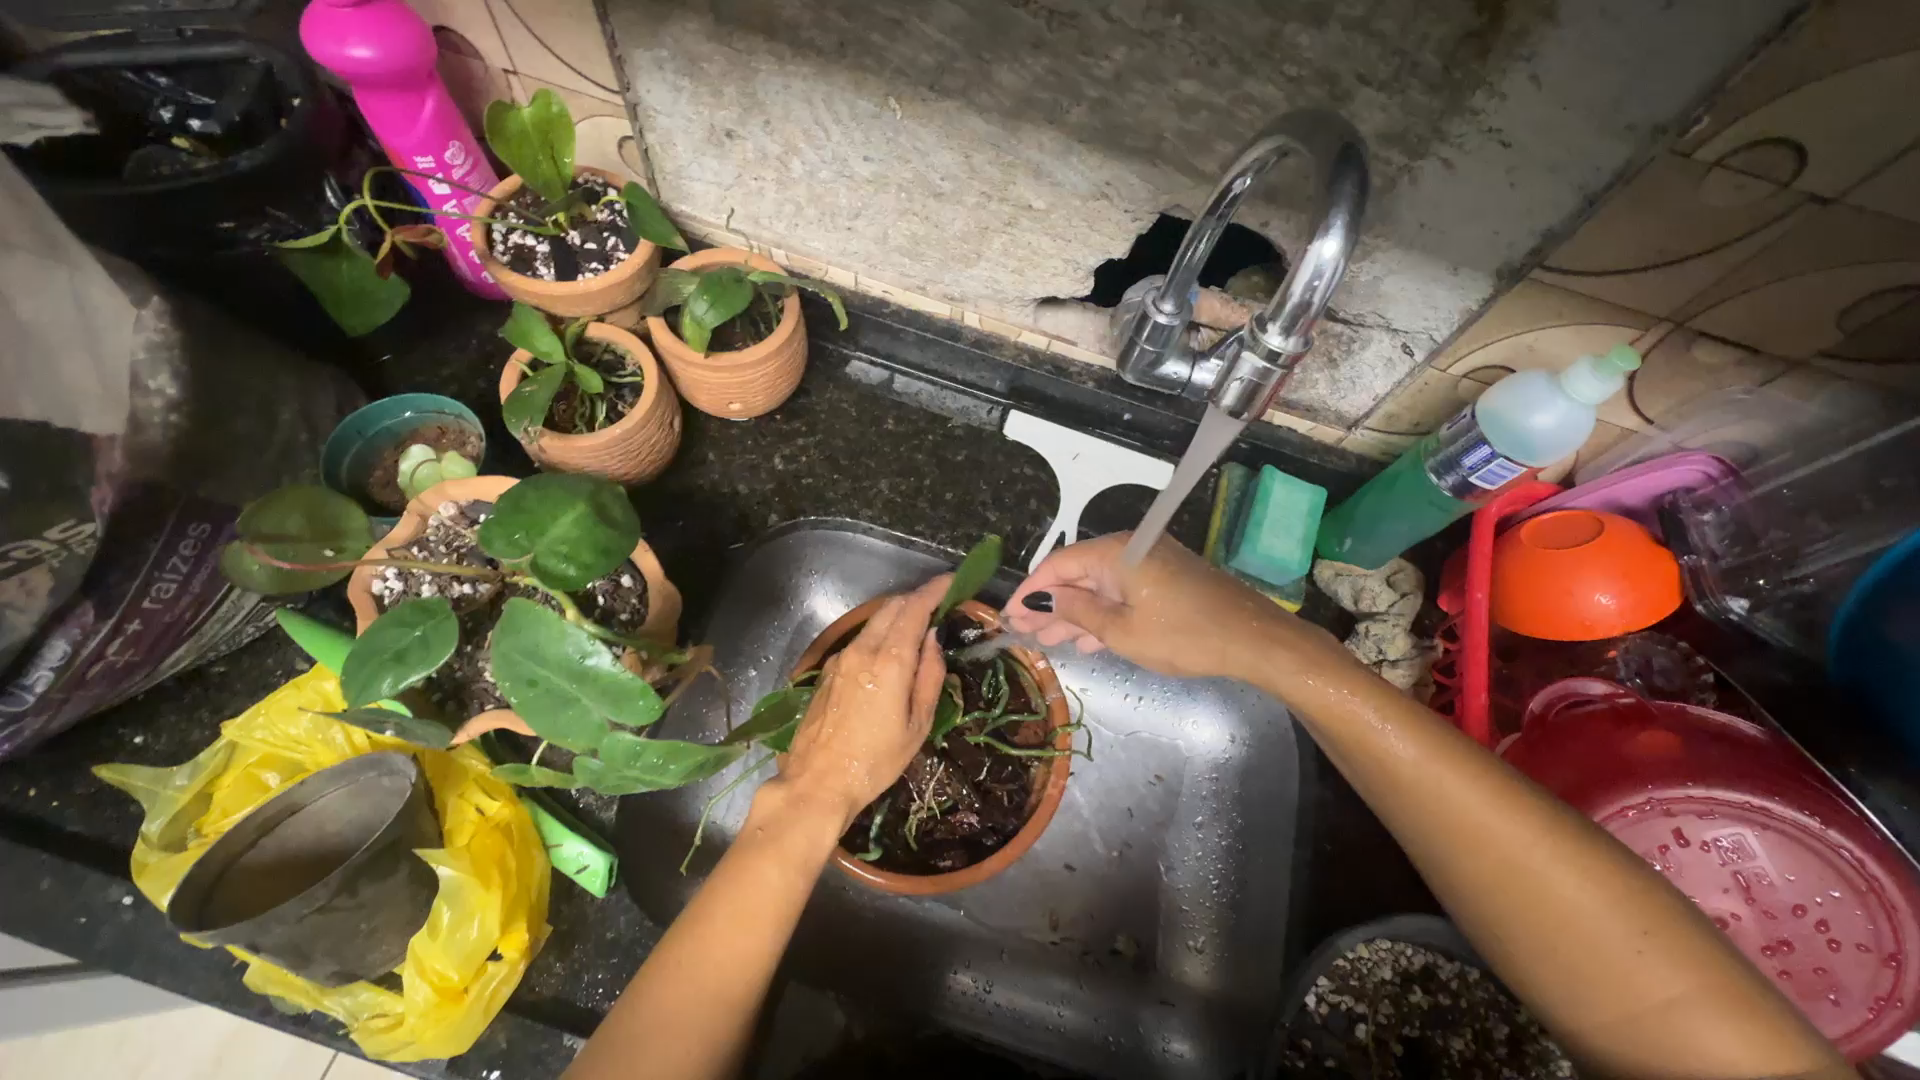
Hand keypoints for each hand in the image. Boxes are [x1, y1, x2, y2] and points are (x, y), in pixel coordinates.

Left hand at [778, 575, 949, 831]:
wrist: (818, 782)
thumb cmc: (876, 760)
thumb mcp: (918, 724)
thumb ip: (929, 675)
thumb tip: (934, 639)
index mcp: (889, 660)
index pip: (915, 608)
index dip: (935, 590)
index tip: (953, 582)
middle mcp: (863, 649)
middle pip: (892, 607)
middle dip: (917, 599)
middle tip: (940, 605)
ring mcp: (841, 658)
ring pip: (873, 621)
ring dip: (898, 614)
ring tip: (919, 627)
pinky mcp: (828, 671)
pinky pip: (861, 639)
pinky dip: (881, 632)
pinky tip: (890, 651)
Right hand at [1004, 532, 1345, 678]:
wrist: (1255, 640)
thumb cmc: (1185, 635)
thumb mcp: (1122, 631)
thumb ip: (1077, 612)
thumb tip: (1039, 600)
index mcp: (1115, 553)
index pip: (1058, 564)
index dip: (1030, 590)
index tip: (1007, 614)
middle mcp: (1129, 549)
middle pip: (1076, 574)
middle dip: (1048, 604)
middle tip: (1021, 632)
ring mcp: (1148, 563)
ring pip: (1098, 586)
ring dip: (1073, 613)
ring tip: (1045, 640)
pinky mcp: (1163, 579)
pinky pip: (1120, 592)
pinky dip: (1101, 613)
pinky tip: (1085, 639)